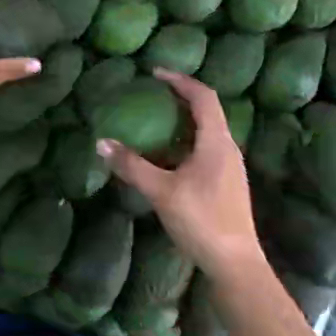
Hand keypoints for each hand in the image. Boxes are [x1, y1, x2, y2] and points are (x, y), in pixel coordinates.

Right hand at [99, 69, 264, 274]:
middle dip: (179, 99)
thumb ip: (132, 166)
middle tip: (150, 95)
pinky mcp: (225, 184)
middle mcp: (227, 149)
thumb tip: (101, 143)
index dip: (180, 80)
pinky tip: (164, 159)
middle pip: (207, 112)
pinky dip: (183, 144)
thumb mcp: (161, 191)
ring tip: (152, 123)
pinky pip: (204, 151)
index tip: (155, 73)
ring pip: (205, 134)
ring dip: (181, 123)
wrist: (234, 263)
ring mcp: (229, 168)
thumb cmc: (201, 220)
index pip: (203, 97)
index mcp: (217, 142)